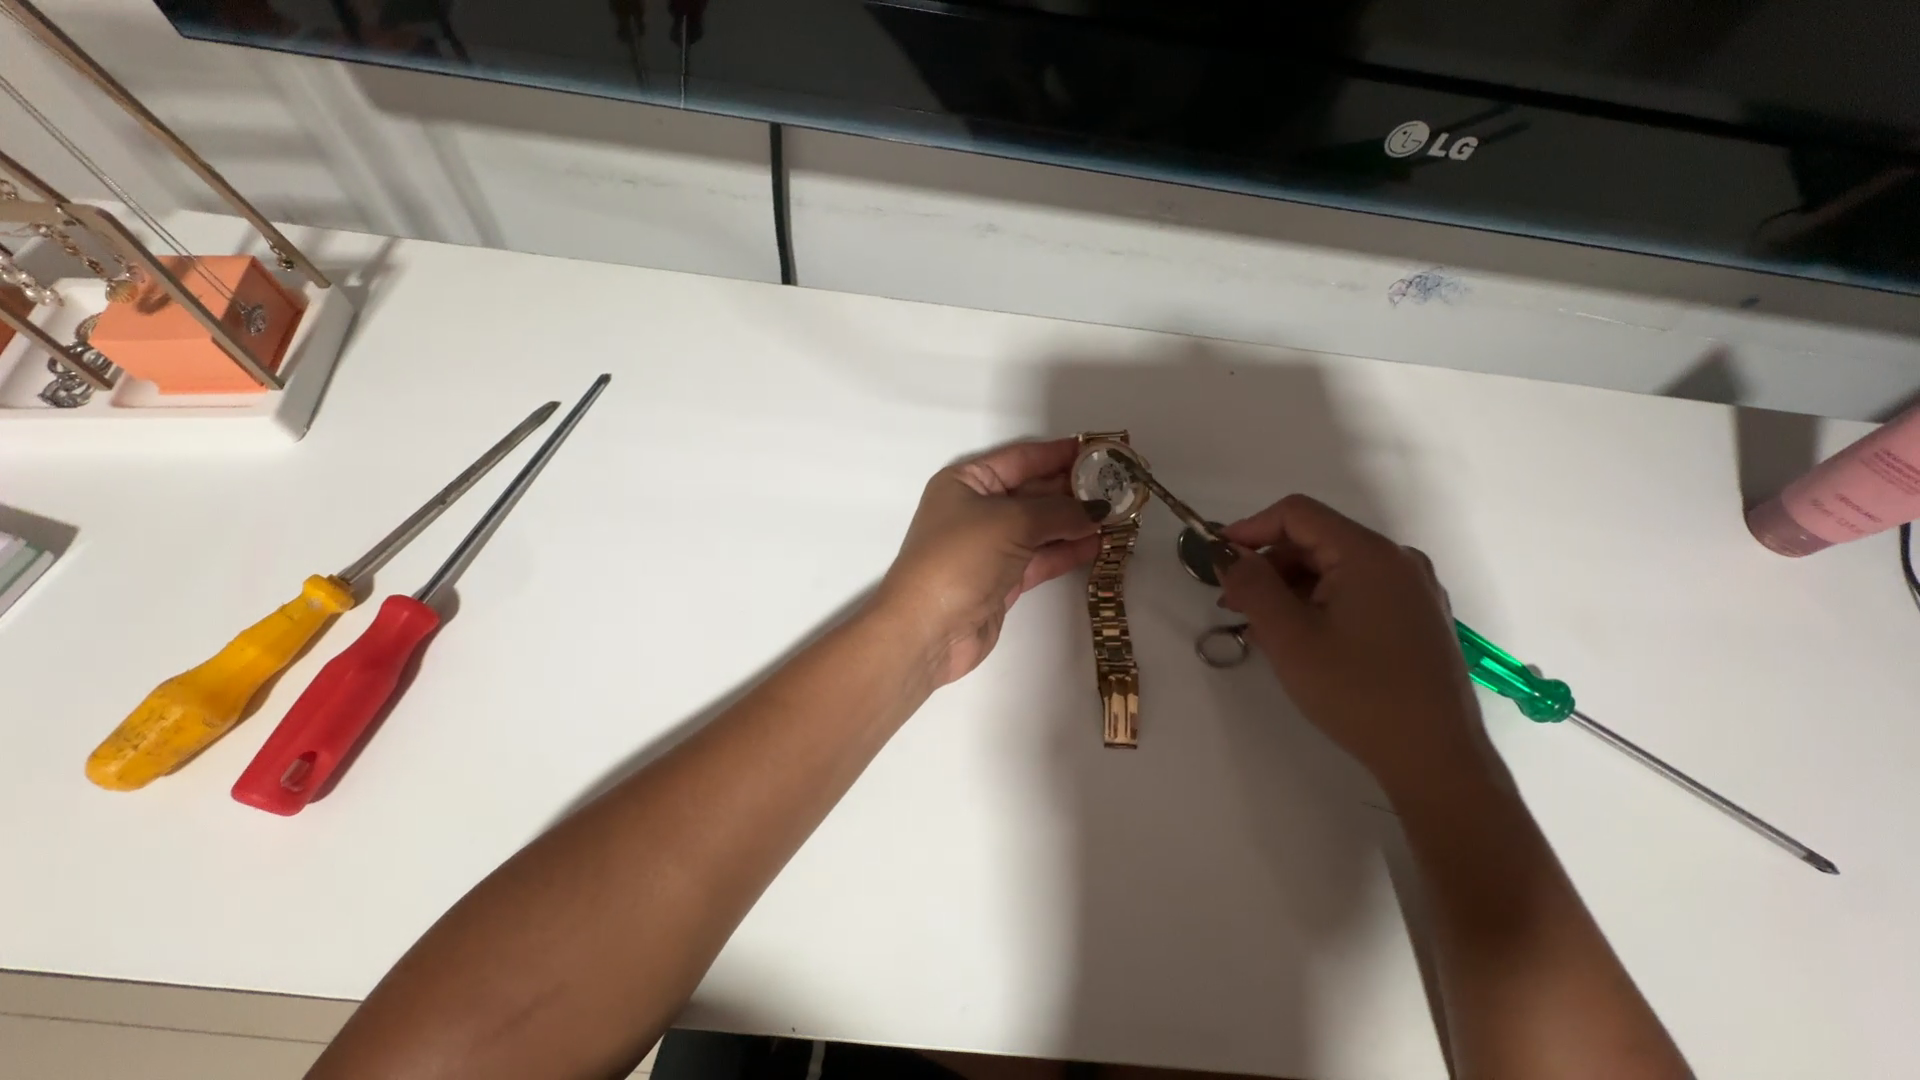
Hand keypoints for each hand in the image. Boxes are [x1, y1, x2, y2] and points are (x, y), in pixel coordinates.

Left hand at [877, 438, 1104, 686]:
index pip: (1021, 459)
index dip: (1059, 454)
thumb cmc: (960, 558)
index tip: (1100, 451)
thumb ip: (1059, 512)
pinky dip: (1068, 550)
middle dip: (1074, 490)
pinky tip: (1099, 544)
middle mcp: (977, 510)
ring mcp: (990, 546)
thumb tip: (1099, 509)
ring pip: (1041, 527)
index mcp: (966, 482)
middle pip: (1034, 492)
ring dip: (1076, 522)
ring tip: (1119, 515)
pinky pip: (1042, 557)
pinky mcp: (1002, 580)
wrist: (928, 628)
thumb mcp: (1011, 522)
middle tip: (1119, 487)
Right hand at [1216, 495, 1490, 792]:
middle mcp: (1397, 560)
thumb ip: (1252, 586)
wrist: (1434, 756)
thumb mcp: (1289, 637)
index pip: (1297, 514)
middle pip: (1317, 539)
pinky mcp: (1418, 618)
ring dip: (1292, 587)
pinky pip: (1358, 591)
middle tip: (1233, 603)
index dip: (1249, 528)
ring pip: (1336, 568)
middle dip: (1269, 564)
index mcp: (1369, 554)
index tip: (1216, 559)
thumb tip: (1228, 556)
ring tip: (1263, 627)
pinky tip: (1302, 638)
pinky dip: (1321, 602)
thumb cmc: (1357, 692)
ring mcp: (1413, 590)